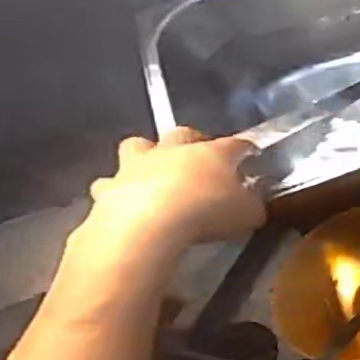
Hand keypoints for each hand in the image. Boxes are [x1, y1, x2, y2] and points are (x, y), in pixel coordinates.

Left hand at [85, 128, 265, 250]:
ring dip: (146, 155)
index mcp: (212, 153)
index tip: (251, 153)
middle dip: (192, 140)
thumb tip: (250, 203)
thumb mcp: (249, 214)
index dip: (245, 148)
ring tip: (155, 171)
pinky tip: (125, 201)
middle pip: (182, 134)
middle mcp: (173, 151)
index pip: (235, 144)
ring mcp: (136, 166)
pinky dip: (117, 189)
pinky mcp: (108, 188)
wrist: (148, 225)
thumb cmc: (208, 212)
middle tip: (201, 155)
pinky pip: (110, 183)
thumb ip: (251, 204)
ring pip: (137, 146)